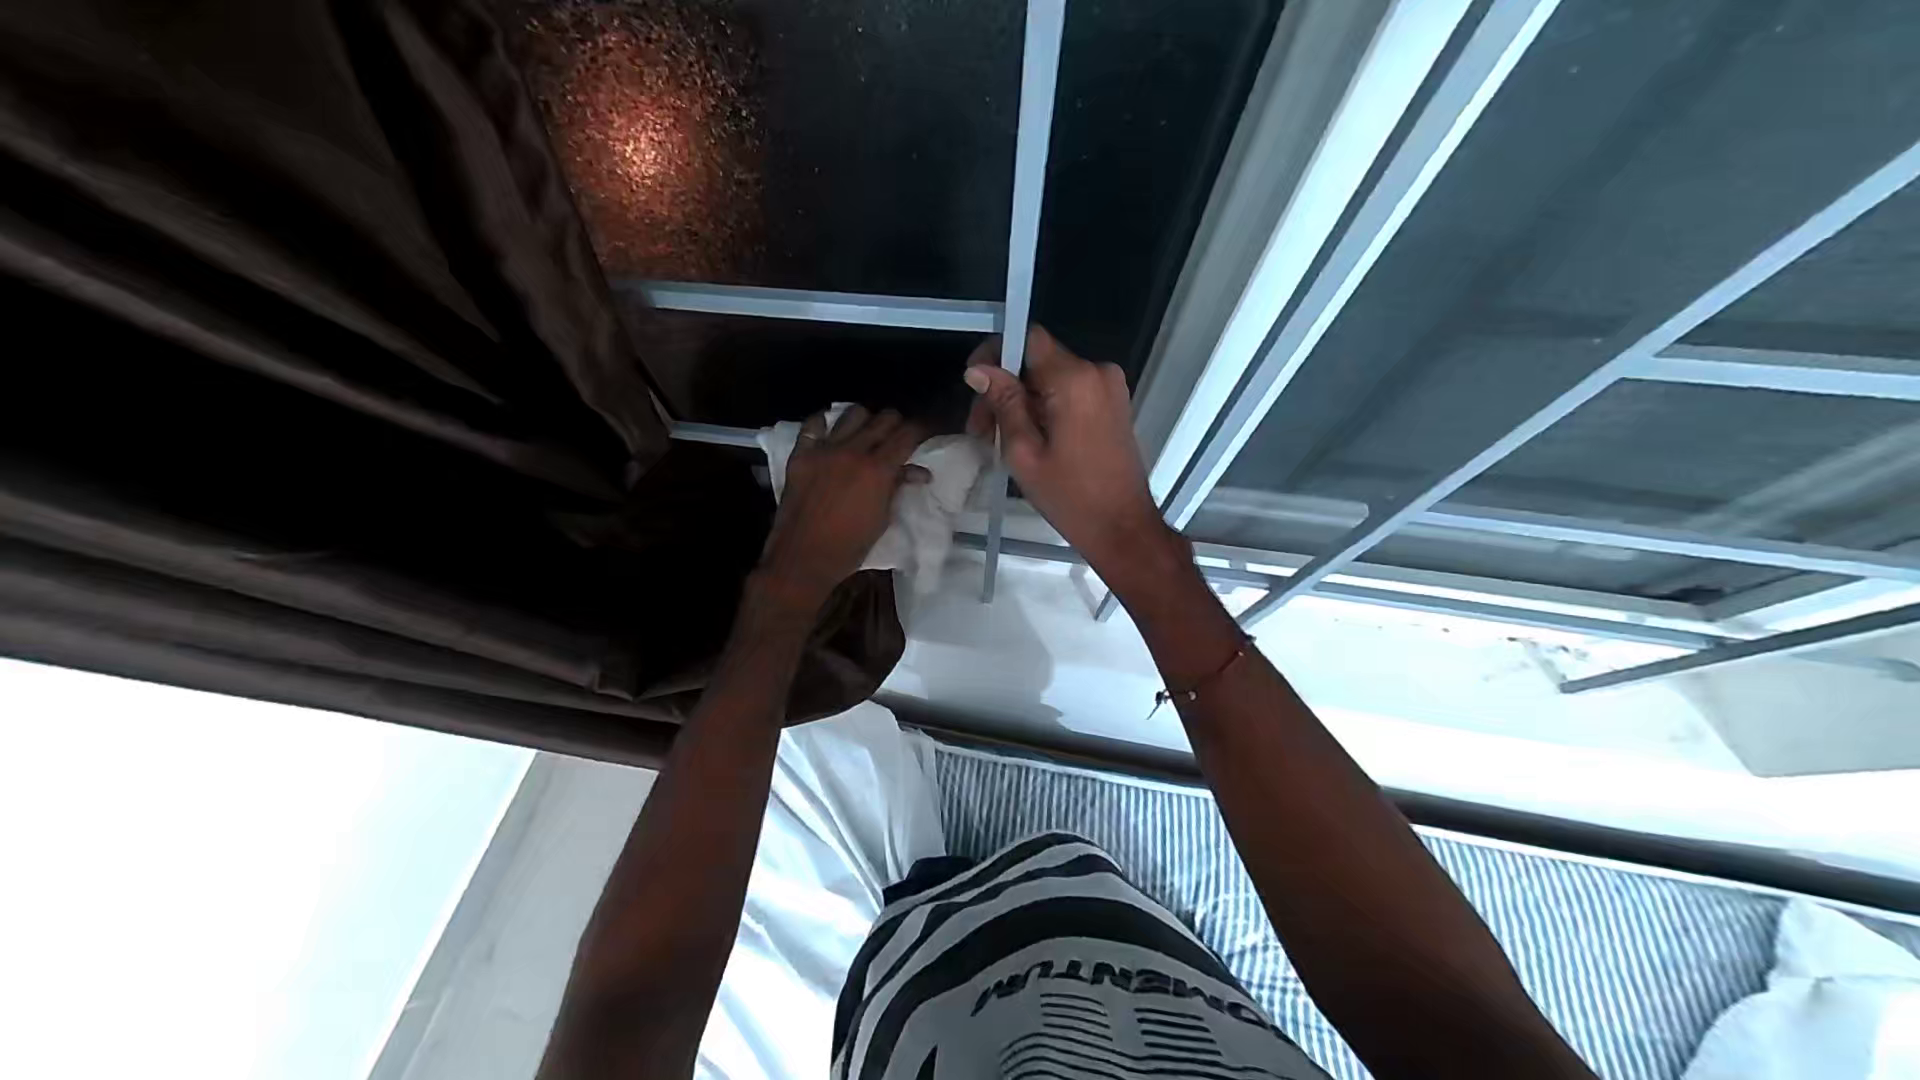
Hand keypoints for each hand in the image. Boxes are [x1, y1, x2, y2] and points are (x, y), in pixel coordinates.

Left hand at [755, 405, 927, 611]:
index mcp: (878, 469)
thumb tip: (919, 473)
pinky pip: (813, 425)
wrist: (803, 557)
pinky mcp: (801, 455)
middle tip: (899, 436)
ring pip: (853, 414)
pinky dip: (825, 423)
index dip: (922, 429)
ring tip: (866, 433)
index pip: (908, 435)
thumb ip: (898, 488)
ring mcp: (825, 450)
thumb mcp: (882, 518)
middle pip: (884, 419)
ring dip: (866, 420)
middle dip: (897, 424)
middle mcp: (853, 451)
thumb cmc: (850, 546)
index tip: (926, 432)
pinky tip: (831, 431)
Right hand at [964, 326, 1175, 575]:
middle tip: (980, 430)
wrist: (1122, 527)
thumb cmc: (1070, 496)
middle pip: (1037, 361)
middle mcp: (1097, 371)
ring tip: (1001, 442)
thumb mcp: (1024, 452)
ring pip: (1051, 379)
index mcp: (1075, 379)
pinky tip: (1030, 440)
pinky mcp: (1113, 404)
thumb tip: (978, 370)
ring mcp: (1110, 387)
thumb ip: (1003, 403)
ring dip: (1022, 402)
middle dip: (1005, 388)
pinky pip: (1070, 392)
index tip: (976, 385)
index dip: (996, 353)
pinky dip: (1046, 408)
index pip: (1027, 338)